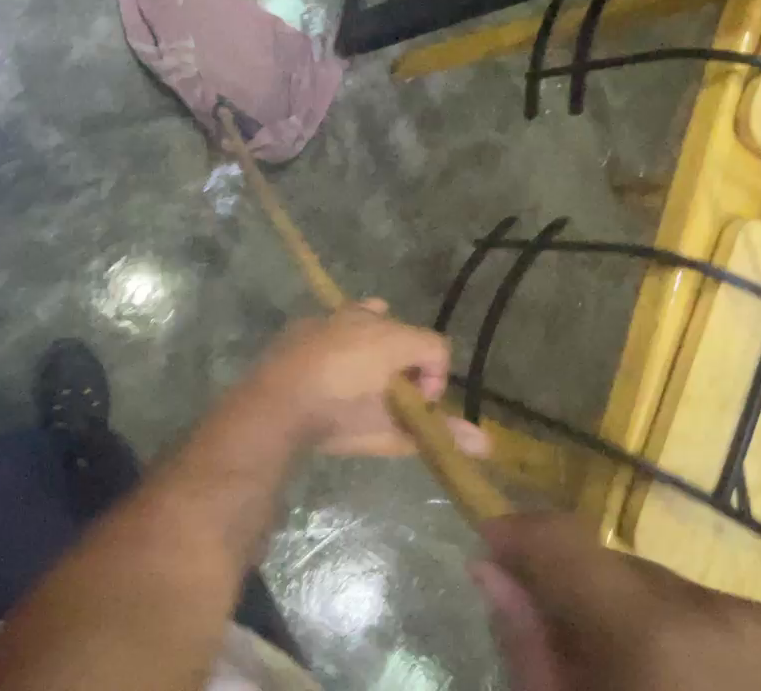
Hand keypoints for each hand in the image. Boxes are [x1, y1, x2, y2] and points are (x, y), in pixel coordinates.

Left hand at [245, 300, 490, 457]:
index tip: (418, 405)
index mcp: (394, 338)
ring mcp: (332, 315)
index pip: (437, 347)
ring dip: (375, 343)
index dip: (436, 377)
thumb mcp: (390, 432)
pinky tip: (328, 368)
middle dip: (406, 362)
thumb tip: (487, 447)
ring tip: (362, 376)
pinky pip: (335, 322)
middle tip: (389, 395)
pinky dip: (341, 340)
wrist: (273, 406)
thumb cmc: (338, 418)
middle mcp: (366, 317)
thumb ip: (437, 433)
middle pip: (403, 331)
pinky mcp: (305, 322)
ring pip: (368, 315)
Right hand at [470, 514, 760, 690]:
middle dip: (578, 593)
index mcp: (649, 635)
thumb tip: (491, 573)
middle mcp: (714, 612)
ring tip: (636, 681)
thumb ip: (529, 650)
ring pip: (665, 591)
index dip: (518, 536)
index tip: (493, 553)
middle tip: (562, 647)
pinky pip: (717, 619)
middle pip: (614, 567)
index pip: (560, 538)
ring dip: (635, 619)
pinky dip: (686, 641)